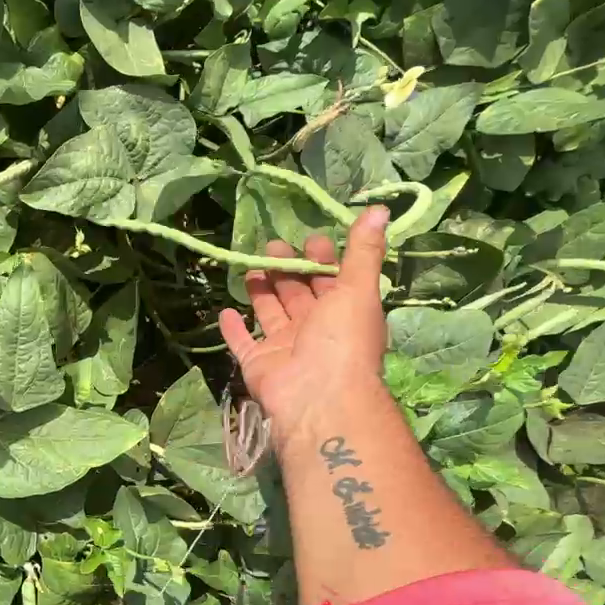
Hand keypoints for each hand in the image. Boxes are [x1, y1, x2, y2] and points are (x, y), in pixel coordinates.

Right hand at [217, 206, 391, 449]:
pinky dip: (233, 328)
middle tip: (272, 244)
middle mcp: (315, 329)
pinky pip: (243, 342)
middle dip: (287, 268)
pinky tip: (225, 310)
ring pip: (270, 312)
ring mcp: (285, 347)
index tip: (309, 238)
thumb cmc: (342, 340)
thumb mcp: (358, 289)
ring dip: (261, 290)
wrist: (316, 396)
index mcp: (344, 312)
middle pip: (298, 293)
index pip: (333, 280)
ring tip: (249, 265)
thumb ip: (364, 251)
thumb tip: (379, 208)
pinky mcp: (258, 363)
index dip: (323, 258)